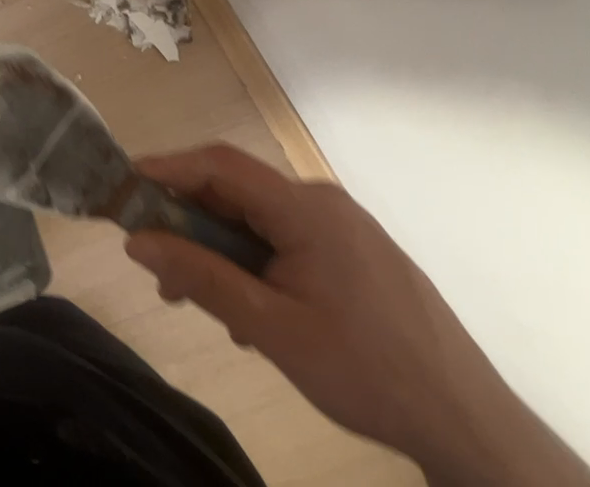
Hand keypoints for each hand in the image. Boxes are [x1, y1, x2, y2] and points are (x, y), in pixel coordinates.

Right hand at [124, 146, 569, 480]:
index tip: (121, 188)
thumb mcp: (270, 326)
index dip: (165, 168)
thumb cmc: (367, 371)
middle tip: (158, 270)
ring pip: (255, 222)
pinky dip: (251, 265)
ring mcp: (344, 229)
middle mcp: (325, 205)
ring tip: (203, 304)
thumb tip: (135, 240)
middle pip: (234, 194)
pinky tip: (249, 313)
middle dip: (187, 225)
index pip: (220, 165)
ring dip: (217, 253)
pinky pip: (282, 242)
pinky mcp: (354, 254)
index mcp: (308, 210)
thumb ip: (199, 276)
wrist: (469, 424)